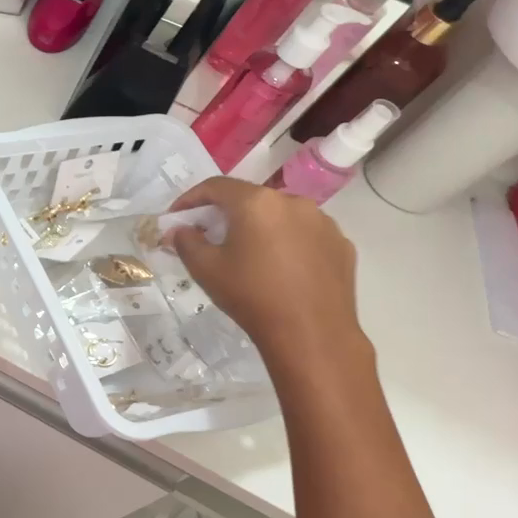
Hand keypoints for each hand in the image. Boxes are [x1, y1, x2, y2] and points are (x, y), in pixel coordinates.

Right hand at [162, 178, 367, 375]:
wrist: (310, 331)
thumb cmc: (250, 294)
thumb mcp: (205, 269)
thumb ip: (186, 242)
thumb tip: (179, 230)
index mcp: (256, 203)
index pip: (216, 186)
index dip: (190, 198)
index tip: (176, 217)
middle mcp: (293, 202)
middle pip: (251, 200)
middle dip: (226, 215)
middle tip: (210, 238)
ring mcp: (323, 221)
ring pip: (280, 217)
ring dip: (259, 228)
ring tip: (248, 257)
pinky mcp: (340, 243)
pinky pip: (305, 235)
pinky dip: (286, 244)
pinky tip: (279, 270)